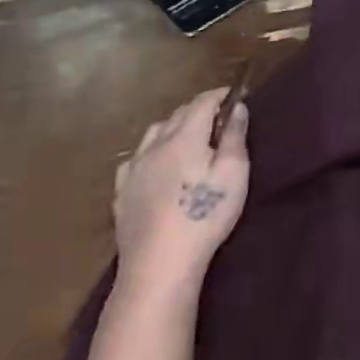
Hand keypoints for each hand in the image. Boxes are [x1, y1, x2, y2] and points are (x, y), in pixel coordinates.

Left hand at [112, 88, 249, 293]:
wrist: (159, 264)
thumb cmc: (204, 215)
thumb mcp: (233, 175)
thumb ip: (235, 137)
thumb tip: (237, 107)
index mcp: (185, 137)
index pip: (202, 102)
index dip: (219, 95)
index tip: (233, 94)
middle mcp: (155, 145)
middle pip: (178, 114)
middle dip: (198, 109)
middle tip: (217, 117)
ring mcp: (134, 168)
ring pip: (153, 133)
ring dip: (173, 127)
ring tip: (187, 137)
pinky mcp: (121, 192)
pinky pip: (135, 159)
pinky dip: (150, 152)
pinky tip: (154, 165)